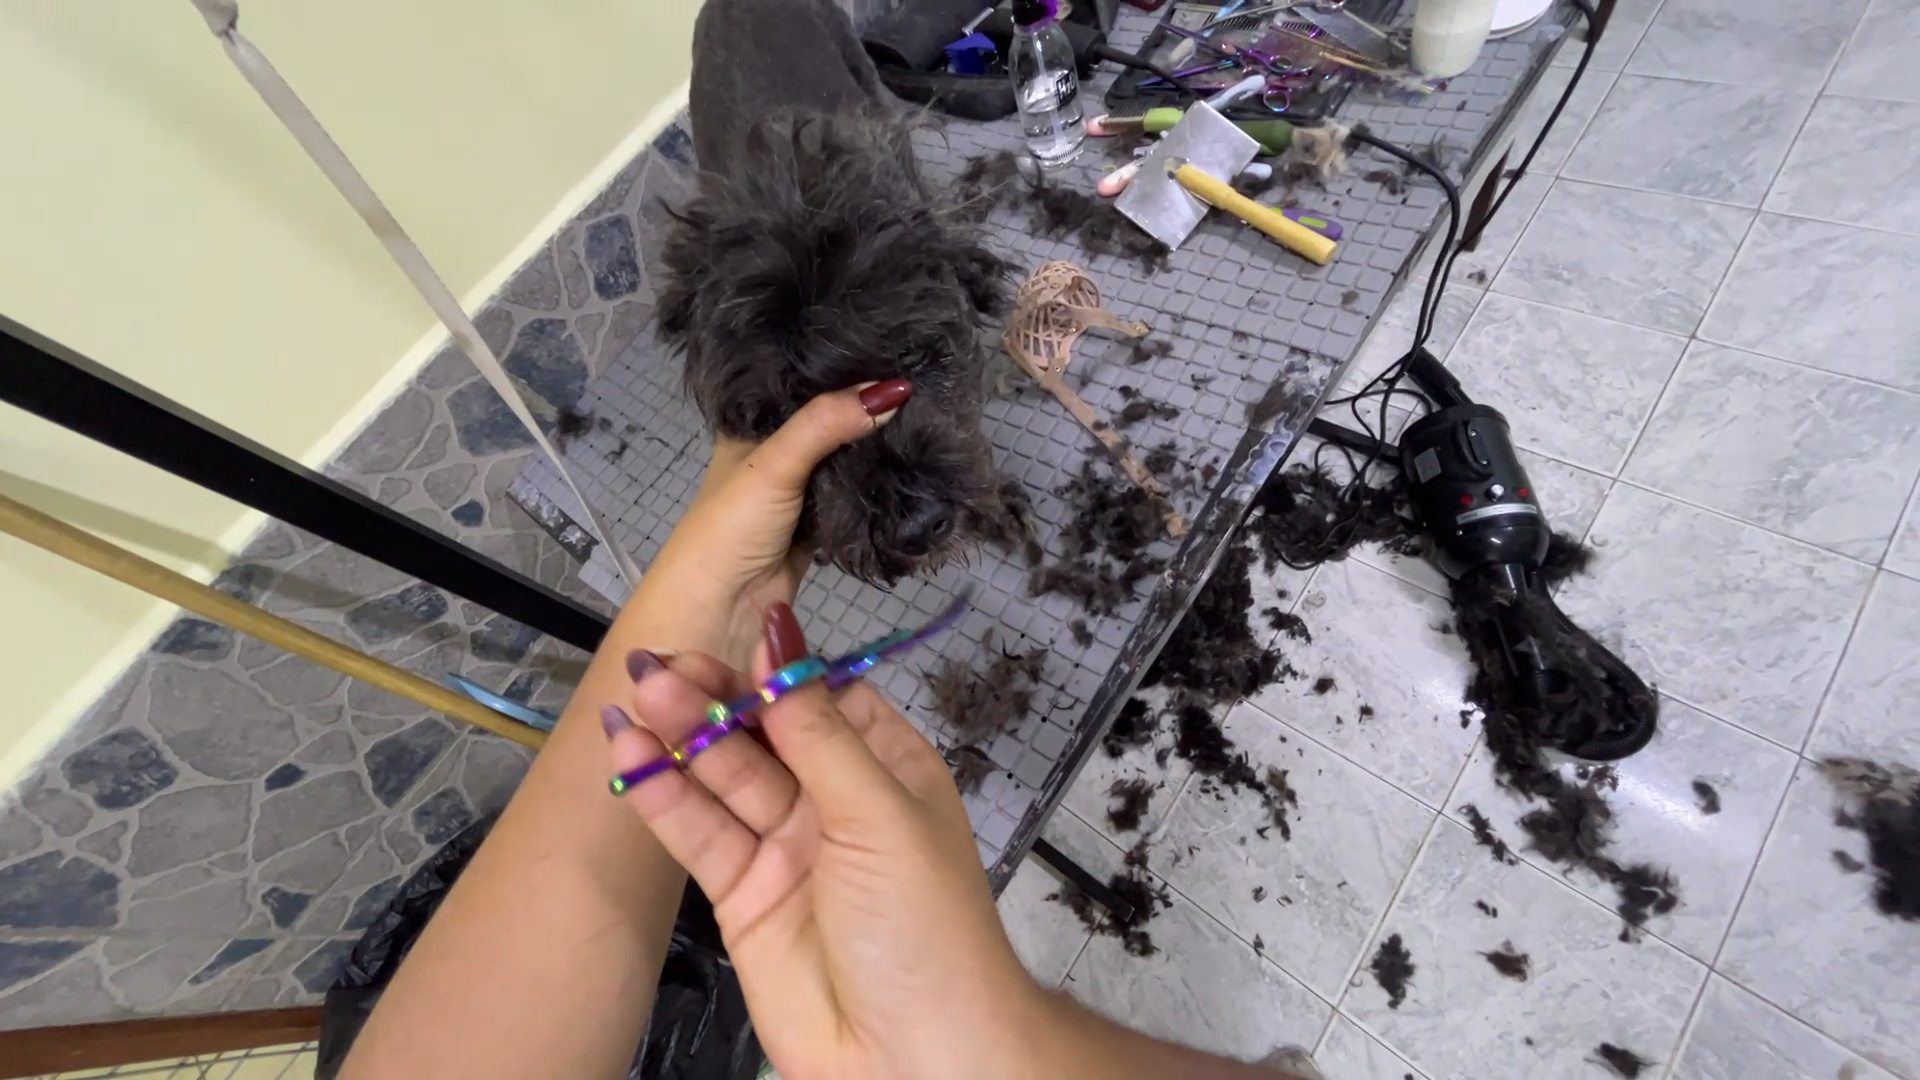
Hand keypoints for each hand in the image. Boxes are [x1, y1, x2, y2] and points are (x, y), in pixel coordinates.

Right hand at [602, 621, 1050, 1079]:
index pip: (823, 698)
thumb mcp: (875, 810)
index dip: (778, 672)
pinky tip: (630, 756)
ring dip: (682, 738)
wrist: (908, 1057)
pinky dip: (665, 797)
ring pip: (726, 777)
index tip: (736, 643)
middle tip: (662, 666)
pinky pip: (701, 834)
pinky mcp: (743, 892)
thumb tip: (784, 633)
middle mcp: (833, 796)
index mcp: (883, 764)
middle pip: (766, 734)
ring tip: (638, 695)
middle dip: (718, 699)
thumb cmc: (919, 916)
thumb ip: (816, 727)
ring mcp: (785, 843)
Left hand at [625, 380, 912, 667]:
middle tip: (918, 376)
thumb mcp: (776, 462)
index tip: (889, 346)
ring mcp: (799, 488)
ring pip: (845, 456)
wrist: (724, 609)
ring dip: (875, 444)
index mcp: (751, 423)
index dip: (839, 365)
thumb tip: (896, 391)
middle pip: (829, 419)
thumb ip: (827, 423)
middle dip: (866, 406)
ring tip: (923, 409)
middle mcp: (775, 450)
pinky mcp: (821, 521)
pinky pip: (854, 493)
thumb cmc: (733, 524)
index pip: (800, 380)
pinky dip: (875, 482)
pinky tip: (908, 458)